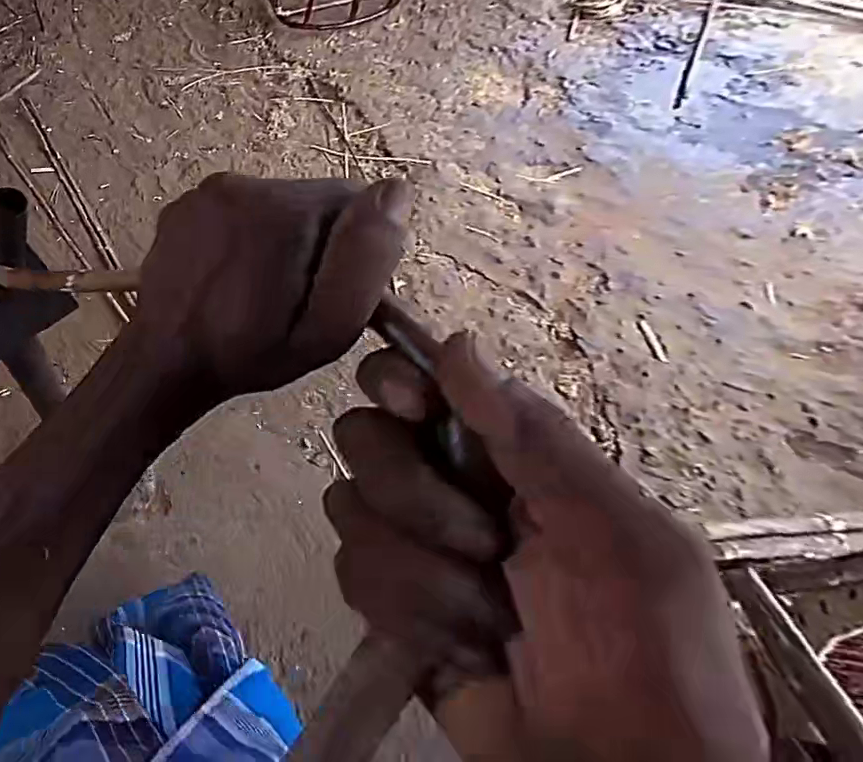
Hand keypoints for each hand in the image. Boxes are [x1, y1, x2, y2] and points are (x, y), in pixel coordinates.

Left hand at [129, 175, 408, 407]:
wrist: (163, 357)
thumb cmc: (247, 352)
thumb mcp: (328, 325)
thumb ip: (367, 258)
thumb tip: (393, 191)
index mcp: (279, 208)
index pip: (356, 202)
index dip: (355, 250)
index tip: (327, 290)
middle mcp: (237, 185)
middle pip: (311, 201)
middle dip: (315, 244)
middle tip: (290, 296)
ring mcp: (201, 194)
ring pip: (272, 206)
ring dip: (276, 241)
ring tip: (254, 290)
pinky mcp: (179, 207)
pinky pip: (233, 212)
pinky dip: (238, 238)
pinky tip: (225, 277)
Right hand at [326, 333, 768, 761]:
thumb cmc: (644, 650)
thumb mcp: (626, 539)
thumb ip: (541, 440)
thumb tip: (456, 342)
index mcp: (495, 457)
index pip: (407, 380)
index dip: (391, 380)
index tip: (408, 405)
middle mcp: (435, 482)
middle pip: (359, 436)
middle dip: (413, 496)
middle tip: (481, 544)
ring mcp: (401, 537)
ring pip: (346, 505)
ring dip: (420, 571)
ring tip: (486, 617)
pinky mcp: (378, 592)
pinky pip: (349, 569)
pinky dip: (406, 612)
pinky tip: (457, 643)